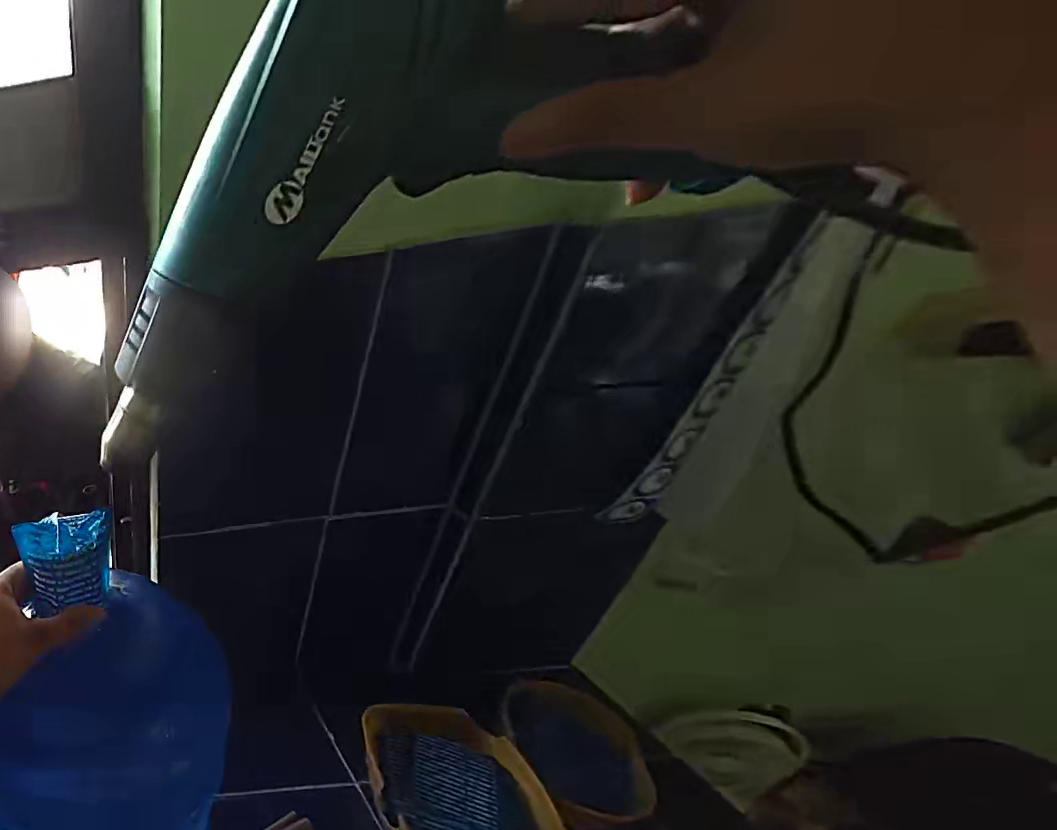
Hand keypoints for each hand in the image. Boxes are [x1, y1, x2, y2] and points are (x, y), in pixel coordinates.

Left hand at [0, 563, 103, 714]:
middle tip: (72, 598)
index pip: (26, 568)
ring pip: (10, 607)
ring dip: (32, 612)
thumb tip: (97, 612)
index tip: (71, 576)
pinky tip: (34, 639)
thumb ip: (68, 624)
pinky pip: (1, 622)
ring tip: (58, 619)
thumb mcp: (37, 640)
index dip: (50, 570)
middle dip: (44, 593)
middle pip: (19, 587)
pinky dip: (19, 625)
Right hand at [502, 0, 1056, 186]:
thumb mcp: (704, 108)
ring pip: (691, 21)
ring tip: (611, 133)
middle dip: (602, 46)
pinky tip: (669, 143)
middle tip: (552, 79)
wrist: (997, 89)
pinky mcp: (809, 13)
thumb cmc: (842, 87)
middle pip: (656, 0)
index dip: (558, 5)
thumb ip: (603, 115)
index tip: (506, 25)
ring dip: (644, 77)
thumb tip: (513, 135)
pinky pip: (730, 30)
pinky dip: (695, 76)